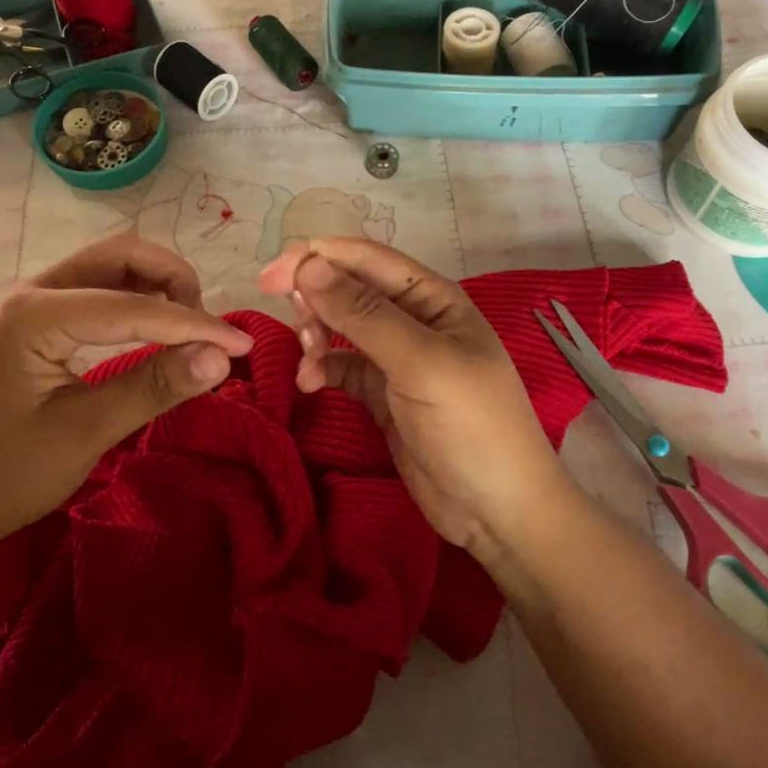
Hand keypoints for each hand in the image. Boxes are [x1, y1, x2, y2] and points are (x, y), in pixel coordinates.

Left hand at [0, 234, 252, 558]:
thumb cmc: (12, 473)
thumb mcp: (89, 432)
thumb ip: (154, 387)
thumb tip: (222, 358)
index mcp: (33, 316)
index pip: (132, 305)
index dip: (194, 324)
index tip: (243, 346)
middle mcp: (32, 292)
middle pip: (122, 254)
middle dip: (174, 282)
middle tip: (207, 331)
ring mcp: (34, 301)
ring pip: (113, 265)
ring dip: (159, 286)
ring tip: (189, 333)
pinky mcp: (41, 318)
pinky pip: (100, 288)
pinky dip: (139, 300)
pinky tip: (159, 332)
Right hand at [257, 238, 564, 557]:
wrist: (497, 510)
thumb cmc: (472, 425)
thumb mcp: (420, 363)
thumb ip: (364, 314)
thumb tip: (308, 265)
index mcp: (433, 298)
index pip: (368, 259)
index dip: (318, 256)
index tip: (270, 274)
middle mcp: (414, 321)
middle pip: (350, 289)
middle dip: (313, 294)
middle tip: (280, 309)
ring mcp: (397, 360)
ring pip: (342, 328)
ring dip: (316, 333)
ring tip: (306, 357)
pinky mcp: (383, 397)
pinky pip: (342, 368)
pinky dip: (322, 369)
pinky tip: (310, 384)